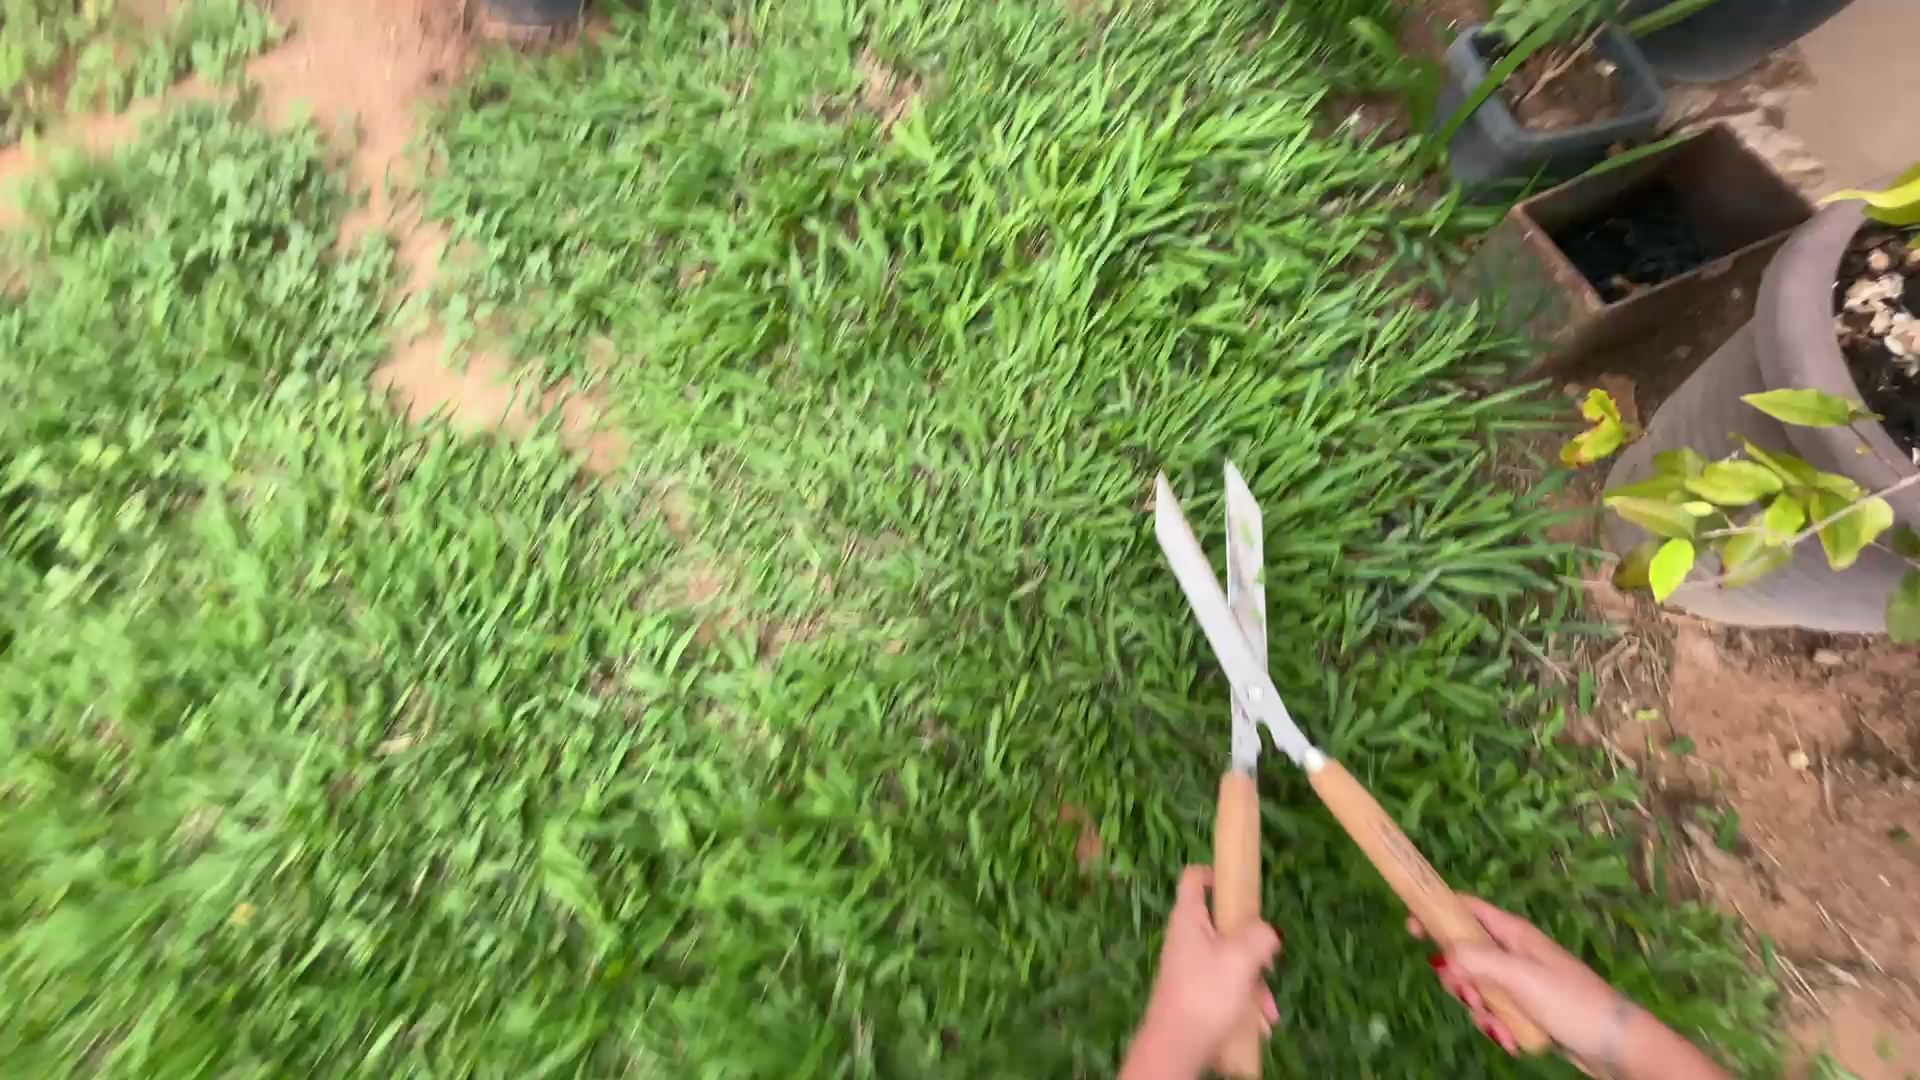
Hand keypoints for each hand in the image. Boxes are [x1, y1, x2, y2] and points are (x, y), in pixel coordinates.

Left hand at [1120, 866, 1281, 1079]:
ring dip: (1254, 980)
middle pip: (1222, 922)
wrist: (1177, 1044)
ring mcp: (1189, 963)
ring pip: (1229, 958)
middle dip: (1252, 944)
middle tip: (1269, 959)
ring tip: (1269, 1008)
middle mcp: (1186, 935)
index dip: (1215, 874)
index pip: (1194, 878)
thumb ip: (1259, 936)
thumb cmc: (1206, 992)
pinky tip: (1261, 1023)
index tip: (1240, 886)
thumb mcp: (1240, 959)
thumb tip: (1268, 930)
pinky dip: (1244, 998)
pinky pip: (1225, 983)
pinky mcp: (1195, 990)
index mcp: (1189, 917)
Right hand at [1410, 895, 1632, 1059]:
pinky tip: (1510, 1039)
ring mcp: (1518, 980)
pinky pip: (1494, 1009)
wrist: (1622, 1049)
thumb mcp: (1518, 976)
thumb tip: (1440, 955)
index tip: (1412, 929)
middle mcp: (1510, 951)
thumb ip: (1475, 958)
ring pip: (1475, 984)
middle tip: (1467, 995)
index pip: (1461, 907)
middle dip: (1457, 977)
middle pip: (1461, 951)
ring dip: (1478, 1006)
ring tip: (1497, 1026)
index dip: (1433, 911)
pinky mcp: (1526, 1007)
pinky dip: (1495, 1024)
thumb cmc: (1571, 1001)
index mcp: (1510, 932)